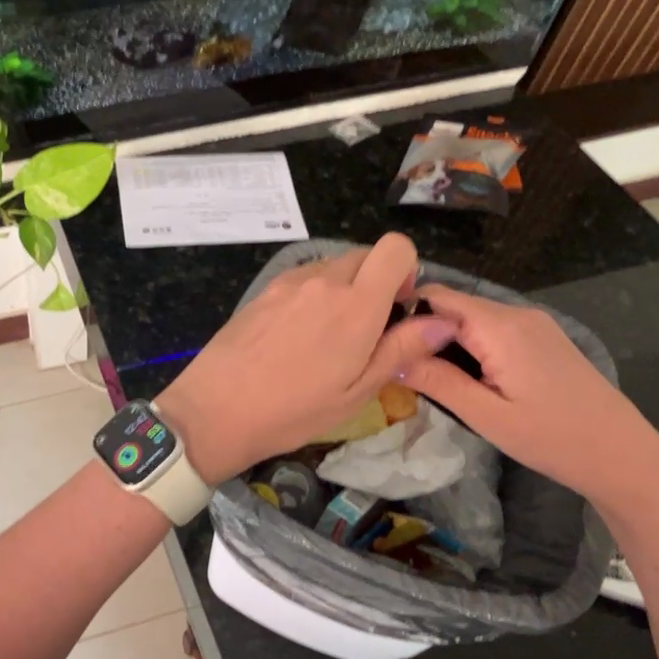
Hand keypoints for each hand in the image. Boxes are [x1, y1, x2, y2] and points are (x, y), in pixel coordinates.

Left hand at [157, 234, 458, 483]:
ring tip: (326, 339)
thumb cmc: (293, 411)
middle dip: (375, 282)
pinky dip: (310, 297)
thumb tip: (443, 322)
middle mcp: (323, 281)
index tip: (397, 306)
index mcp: (356, 304)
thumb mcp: (357, 392)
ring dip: (341, 290)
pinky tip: (295, 339)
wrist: (215, 410)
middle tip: (364, 330)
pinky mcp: (262, 292)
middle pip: (364, 256)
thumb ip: (401, 349)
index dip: (406, 270)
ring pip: (330, 268)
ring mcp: (287, 283)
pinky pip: (300, 281)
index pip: (396, 247)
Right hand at [397, 285, 658, 510]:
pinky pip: (492, 329)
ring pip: (470, 318)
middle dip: (421, 330)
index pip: (436, 297)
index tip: (380, 345)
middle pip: (452, 305)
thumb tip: (390, 359)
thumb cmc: (553, 439)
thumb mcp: (486, 416)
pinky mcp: (542, 338)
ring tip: (422, 375)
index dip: (404, 314)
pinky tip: (461, 377)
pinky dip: (469, 346)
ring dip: (444, 340)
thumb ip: (437, 382)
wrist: (622, 455)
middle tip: (396, 366)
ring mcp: (533, 324)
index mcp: (501, 328)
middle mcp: (517, 314)